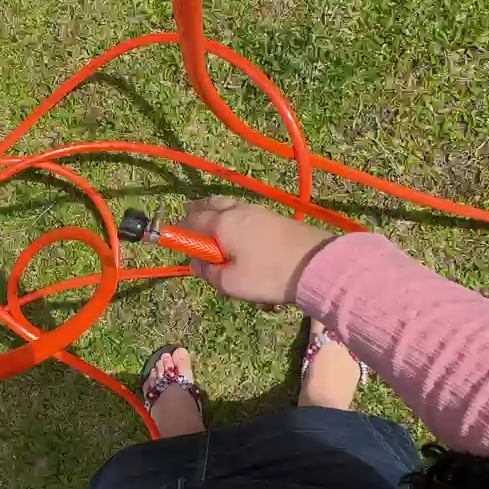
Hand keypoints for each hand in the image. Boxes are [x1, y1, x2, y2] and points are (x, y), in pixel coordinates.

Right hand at [179, 197, 336, 304]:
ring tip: (210, 220)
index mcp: (222, 224)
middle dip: (196, 211)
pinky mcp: (274, 218)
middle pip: (210, 205)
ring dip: (215, 210)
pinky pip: (245, 212)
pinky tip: (237, 228)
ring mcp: (259, 212)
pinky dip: (234, 216)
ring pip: (229, 205)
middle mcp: (238, 211)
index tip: (171, 237)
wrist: (317, 265)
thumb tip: (196, 263)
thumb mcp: (230, 283)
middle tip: (187, 216)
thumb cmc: (268, 275)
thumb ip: (207, 272)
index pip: (191, 222)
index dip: (178, 229)